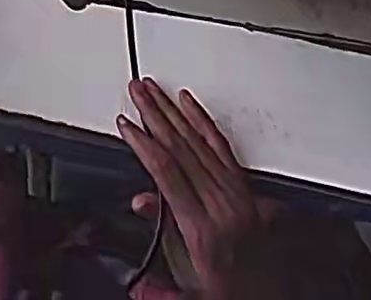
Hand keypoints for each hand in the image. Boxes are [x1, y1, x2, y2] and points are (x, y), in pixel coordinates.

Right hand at [117, 79, 277, 299]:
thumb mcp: (191, 291)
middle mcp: (221, 205)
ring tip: (152, 90)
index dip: (143, 143)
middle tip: (136, 91)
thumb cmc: (230, 295)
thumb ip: (163, 273)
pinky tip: (188, 103)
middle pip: (181, 147)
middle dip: (154, 114)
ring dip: (172, 110)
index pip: (167, 171)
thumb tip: (139, 241)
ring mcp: (235, 194)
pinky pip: (221, 145)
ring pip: (198, 140)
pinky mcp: (245, 189)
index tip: (126, 124)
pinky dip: (202, 119)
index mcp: (203, 230)